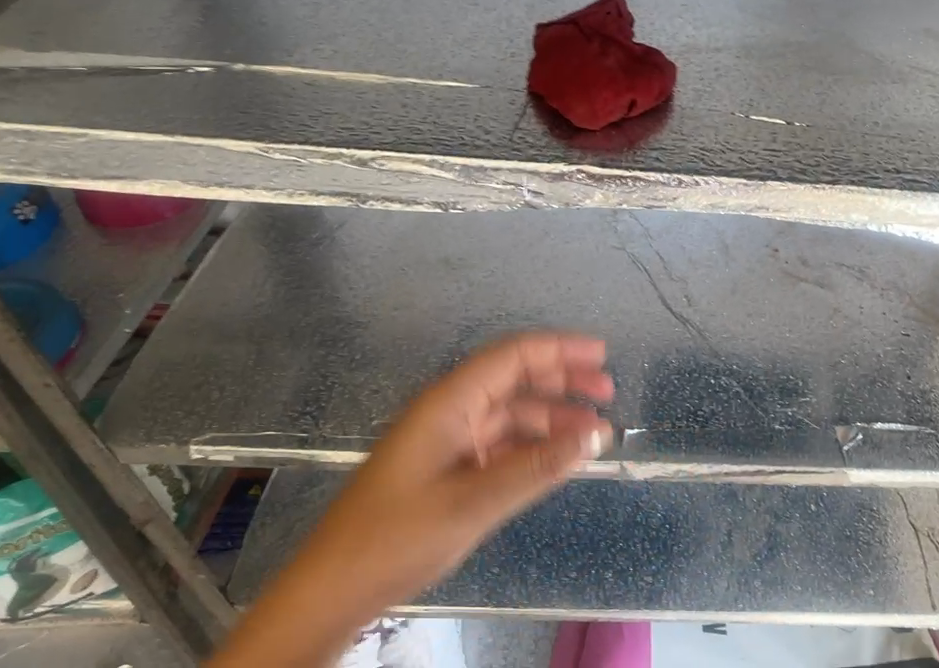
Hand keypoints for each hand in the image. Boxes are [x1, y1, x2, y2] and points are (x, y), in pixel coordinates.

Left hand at [319, 331, 613, 601]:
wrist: (331, 590)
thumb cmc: (396, 537)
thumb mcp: (473, 503)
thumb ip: (537, 467)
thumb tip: (595, 435)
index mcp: (449, 402)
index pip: (513, 355)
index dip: (560, 349)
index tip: (602, 355)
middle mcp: (449, 410)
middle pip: (514, 378)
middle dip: (562, 380)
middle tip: (607, 393)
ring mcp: (446, 439)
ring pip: (510, 413)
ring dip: (552, 417)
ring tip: (593, 432)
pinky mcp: (446, 468)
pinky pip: (499, 443)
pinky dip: (532, 445)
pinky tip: (557, 458)